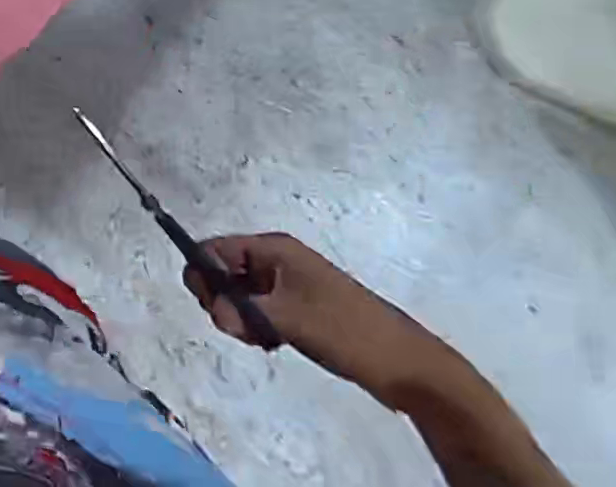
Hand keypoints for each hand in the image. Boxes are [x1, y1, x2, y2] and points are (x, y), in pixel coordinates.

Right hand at [184, 233, 457, 407]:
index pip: (217, 248)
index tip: (207, 304)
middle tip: (235, 327)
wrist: (411, 368)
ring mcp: (287, 283)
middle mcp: (277, 259)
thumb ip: (244, 313)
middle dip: (221, 298)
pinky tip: (269, 342)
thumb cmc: (348, 331)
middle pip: (224, 269)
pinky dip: (254, 324)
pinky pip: (257, 307)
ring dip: (239, 315)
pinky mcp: (296, 306)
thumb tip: (214, 313)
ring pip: (240, 292)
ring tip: (259, 339)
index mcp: (274, 248)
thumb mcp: (291, 319)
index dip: (203, 271)